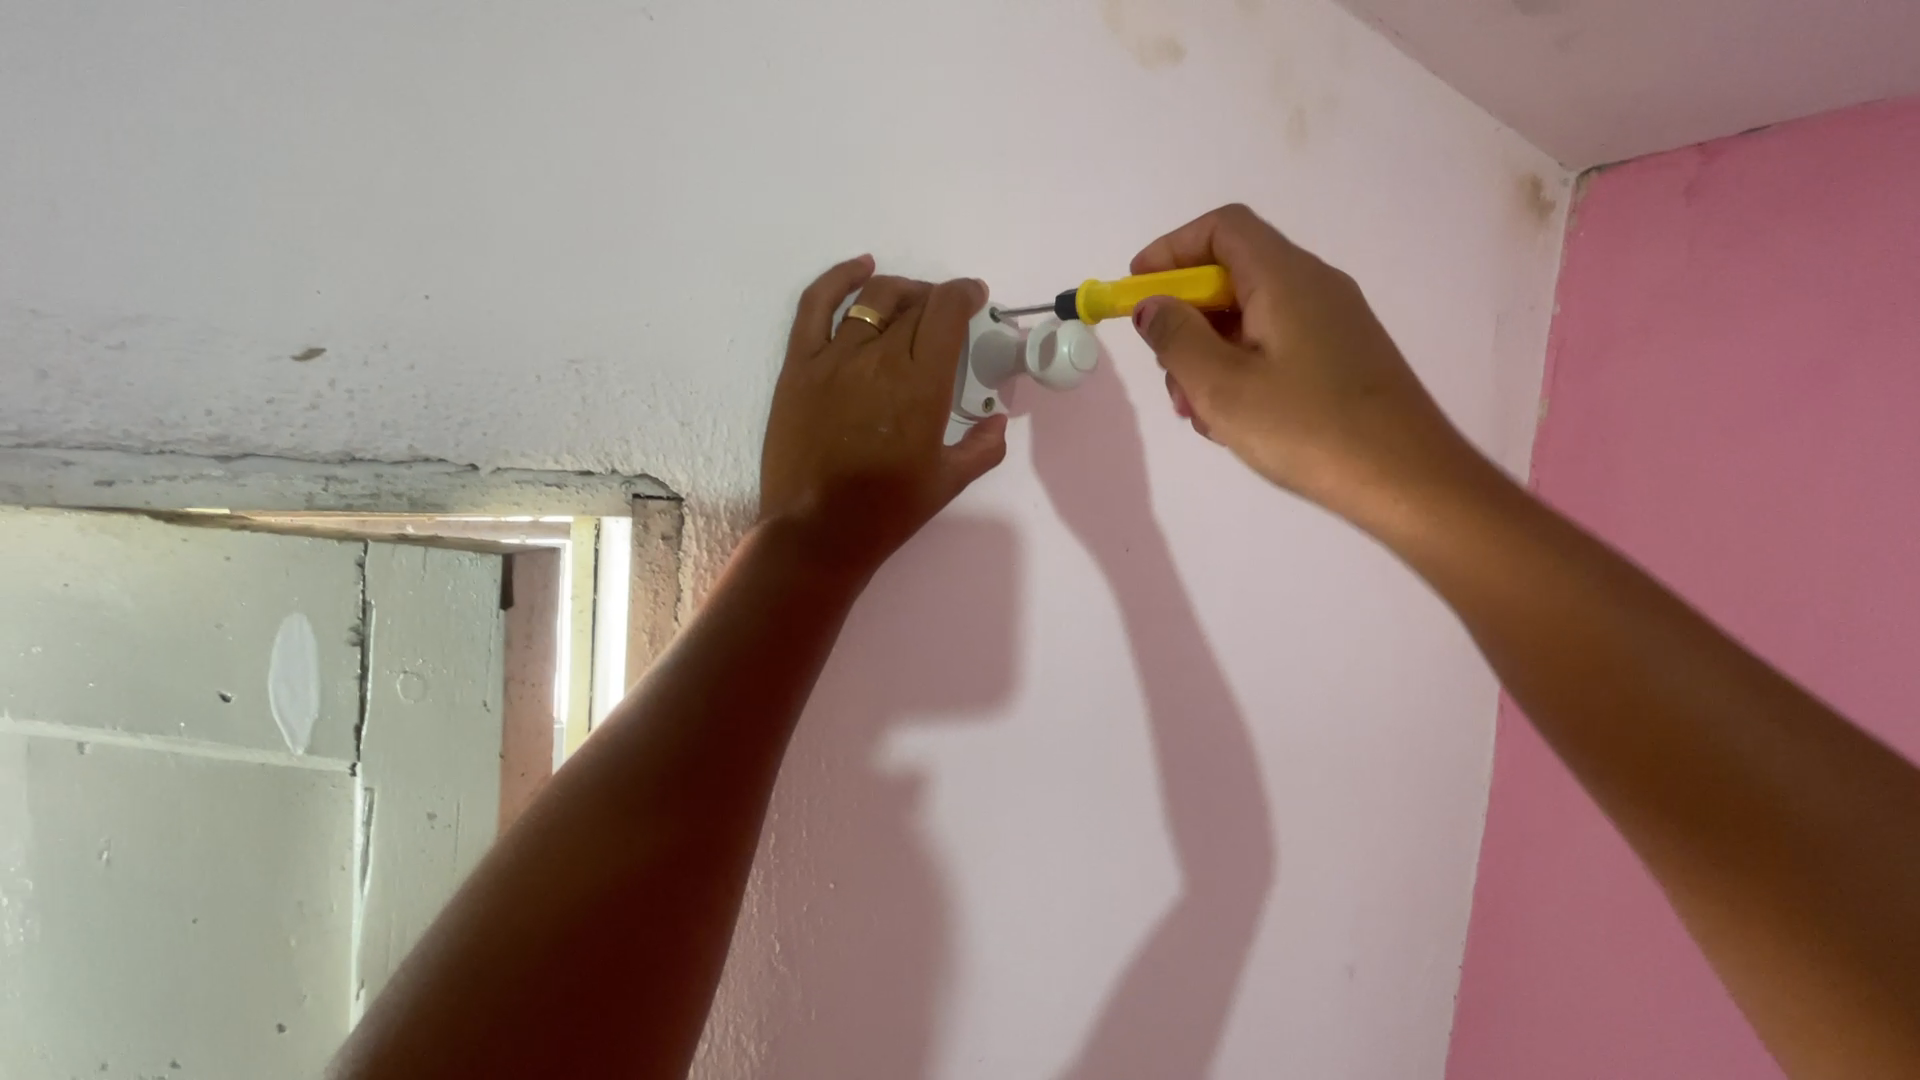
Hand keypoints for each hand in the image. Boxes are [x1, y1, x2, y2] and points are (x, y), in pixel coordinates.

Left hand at [759, 257, 1009, 576]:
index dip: (965, 294)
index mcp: (923, 383)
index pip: (948, 311)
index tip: (974, 298)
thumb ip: (984, 446)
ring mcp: (834, 357)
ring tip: (911, 301)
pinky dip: (840, 277)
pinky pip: (817, 304)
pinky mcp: (799, 365)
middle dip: (938, 300)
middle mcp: (881, 357)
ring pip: (873, 297)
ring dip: (901, 291)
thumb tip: (997, 421)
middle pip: (915, 303)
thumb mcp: (950, 482)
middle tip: (945, 317)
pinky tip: (861, 269)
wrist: (819, 531)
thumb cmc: (888, 510)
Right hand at [1130, 204, 1484, 522]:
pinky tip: (1232, 422)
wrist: (1407, 480)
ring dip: (1209, 356)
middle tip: (1166, 372)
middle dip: (1185, 319)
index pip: (1222, 229)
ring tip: (1198, 413)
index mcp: (1285, 278)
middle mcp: (1313, 286)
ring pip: (1249, 319)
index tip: (1135, 288)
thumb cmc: (1307, 429)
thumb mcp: (1221, 386)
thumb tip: (1152, 306)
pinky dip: (1240, 371)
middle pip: (1232, 276)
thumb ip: (1176, 338)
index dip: (1170, 249)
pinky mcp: (1340, 358)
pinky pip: (1274, 346)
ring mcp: (1331, 323)